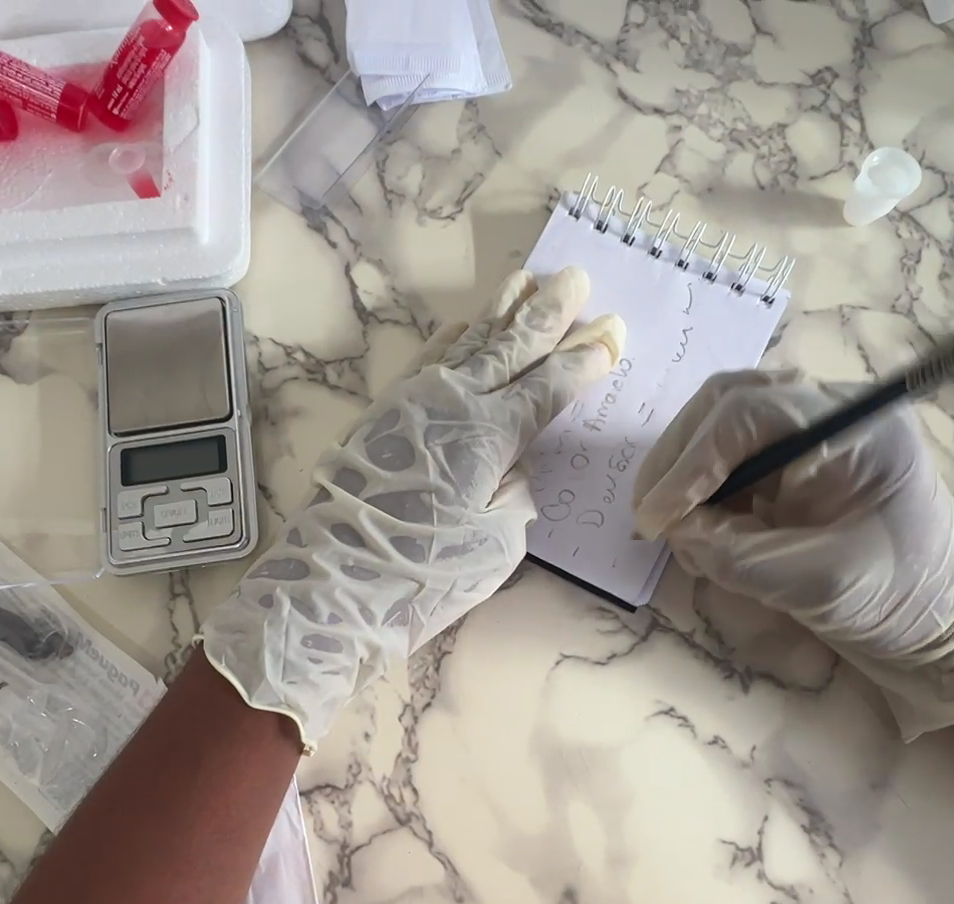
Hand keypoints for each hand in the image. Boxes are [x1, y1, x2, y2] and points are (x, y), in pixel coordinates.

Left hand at [201, 267, 625, 749]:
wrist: (340, 575)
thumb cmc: (426, 569)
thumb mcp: (497, 541)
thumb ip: (514, 488)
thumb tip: (511, 460)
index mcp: (492, 435)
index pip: (549, 387)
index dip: (584, 359)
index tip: (613, 331)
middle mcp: (457, 403)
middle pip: (513, 348)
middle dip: (550, 313)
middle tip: (577, 278)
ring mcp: (417, 400)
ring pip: (471, 344)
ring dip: (502, 311)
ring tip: (528, 279)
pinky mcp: (387, 410)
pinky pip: (428, 360)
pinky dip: (453, 338)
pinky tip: (465, 324)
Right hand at [632, 368, 953, 738]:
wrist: (941, 619)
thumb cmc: (899, 600)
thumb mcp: (817, 583)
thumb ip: (737, 555)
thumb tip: (674, 532)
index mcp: (856, 428)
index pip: (751, 413)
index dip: (691, 462)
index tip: (657, 519)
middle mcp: (829, 412)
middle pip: (728, 400)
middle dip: (677, 456)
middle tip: (649, 514)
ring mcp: (808, 431)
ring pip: (719, 419)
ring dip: (682, 467)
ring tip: (666, 521)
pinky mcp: (791, 458)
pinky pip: (727, 452)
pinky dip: (698, 484)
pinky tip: (694, 522)